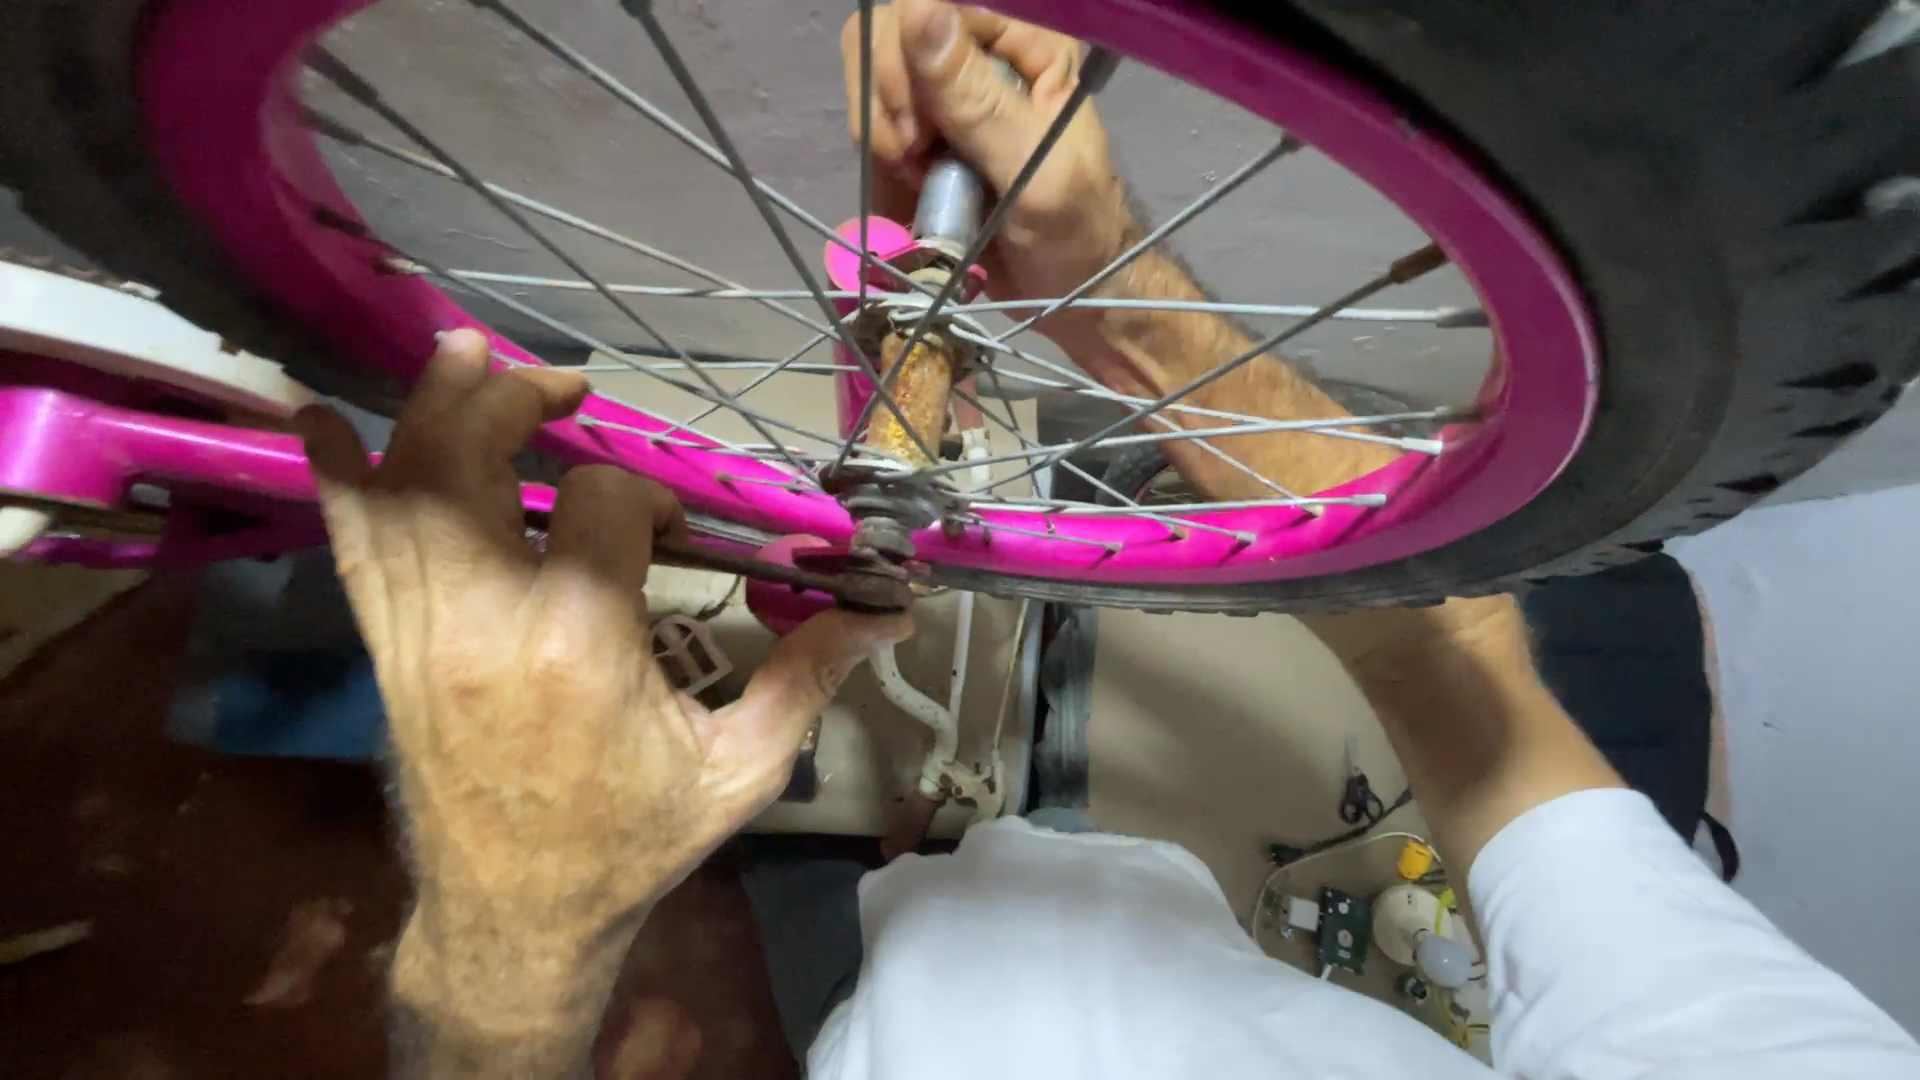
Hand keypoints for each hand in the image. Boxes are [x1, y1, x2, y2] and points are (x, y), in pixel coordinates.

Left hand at [298, 330, 909, 1070]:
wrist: (520, 917)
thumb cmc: (636, 840)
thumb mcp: (743, 766)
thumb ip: (810, 677)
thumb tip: (886, 617)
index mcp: (579, 644)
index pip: (604, 504)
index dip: (647, 495)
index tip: (671, 531)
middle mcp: (483, 624)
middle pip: (470, 466)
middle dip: (513, 401)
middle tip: (565, 385)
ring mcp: (421, 636)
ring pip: (403, 492)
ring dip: (430, 410)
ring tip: (462, 354)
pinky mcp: (392, 654)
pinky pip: (352, 550)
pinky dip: (337, 478)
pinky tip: (322, 420)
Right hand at [841, 0, 1134, 333]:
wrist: (1076, 296)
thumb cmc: (1074, 235)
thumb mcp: (1033, 170)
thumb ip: (978, 101)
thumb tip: (918, 11)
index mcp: (1020, 44)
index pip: (927, 11)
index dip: (901, 65)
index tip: (914, 138)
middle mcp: (981, 62)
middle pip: (886, 40)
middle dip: (885, 106)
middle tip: (911, 164)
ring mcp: (950, 107)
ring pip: (874, 89)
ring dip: (880, 144)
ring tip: (917, 189)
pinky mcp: (932, 150)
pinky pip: (879, 140)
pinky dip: (882, 176)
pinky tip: (910, 206)